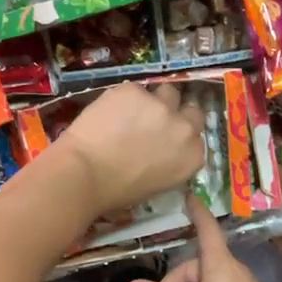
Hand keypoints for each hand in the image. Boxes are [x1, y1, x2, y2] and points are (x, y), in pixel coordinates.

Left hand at [60, 83, 206, 213]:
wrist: (86, 173)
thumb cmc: (118, 191)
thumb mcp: (157, 184)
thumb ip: (170, 162)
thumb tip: (162, 150)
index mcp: (192, 157)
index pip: (195, 137)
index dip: (180, 135)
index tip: (167, 138)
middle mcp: (184, 129)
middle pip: (190, 110)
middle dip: (176, 114)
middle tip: (155, 122)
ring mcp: (161, 105)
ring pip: (165, 93)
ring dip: (154, 101)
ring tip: (131, 114)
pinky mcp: (135, 90)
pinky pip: (134, 90)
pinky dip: (125, 99)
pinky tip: (109, 113)